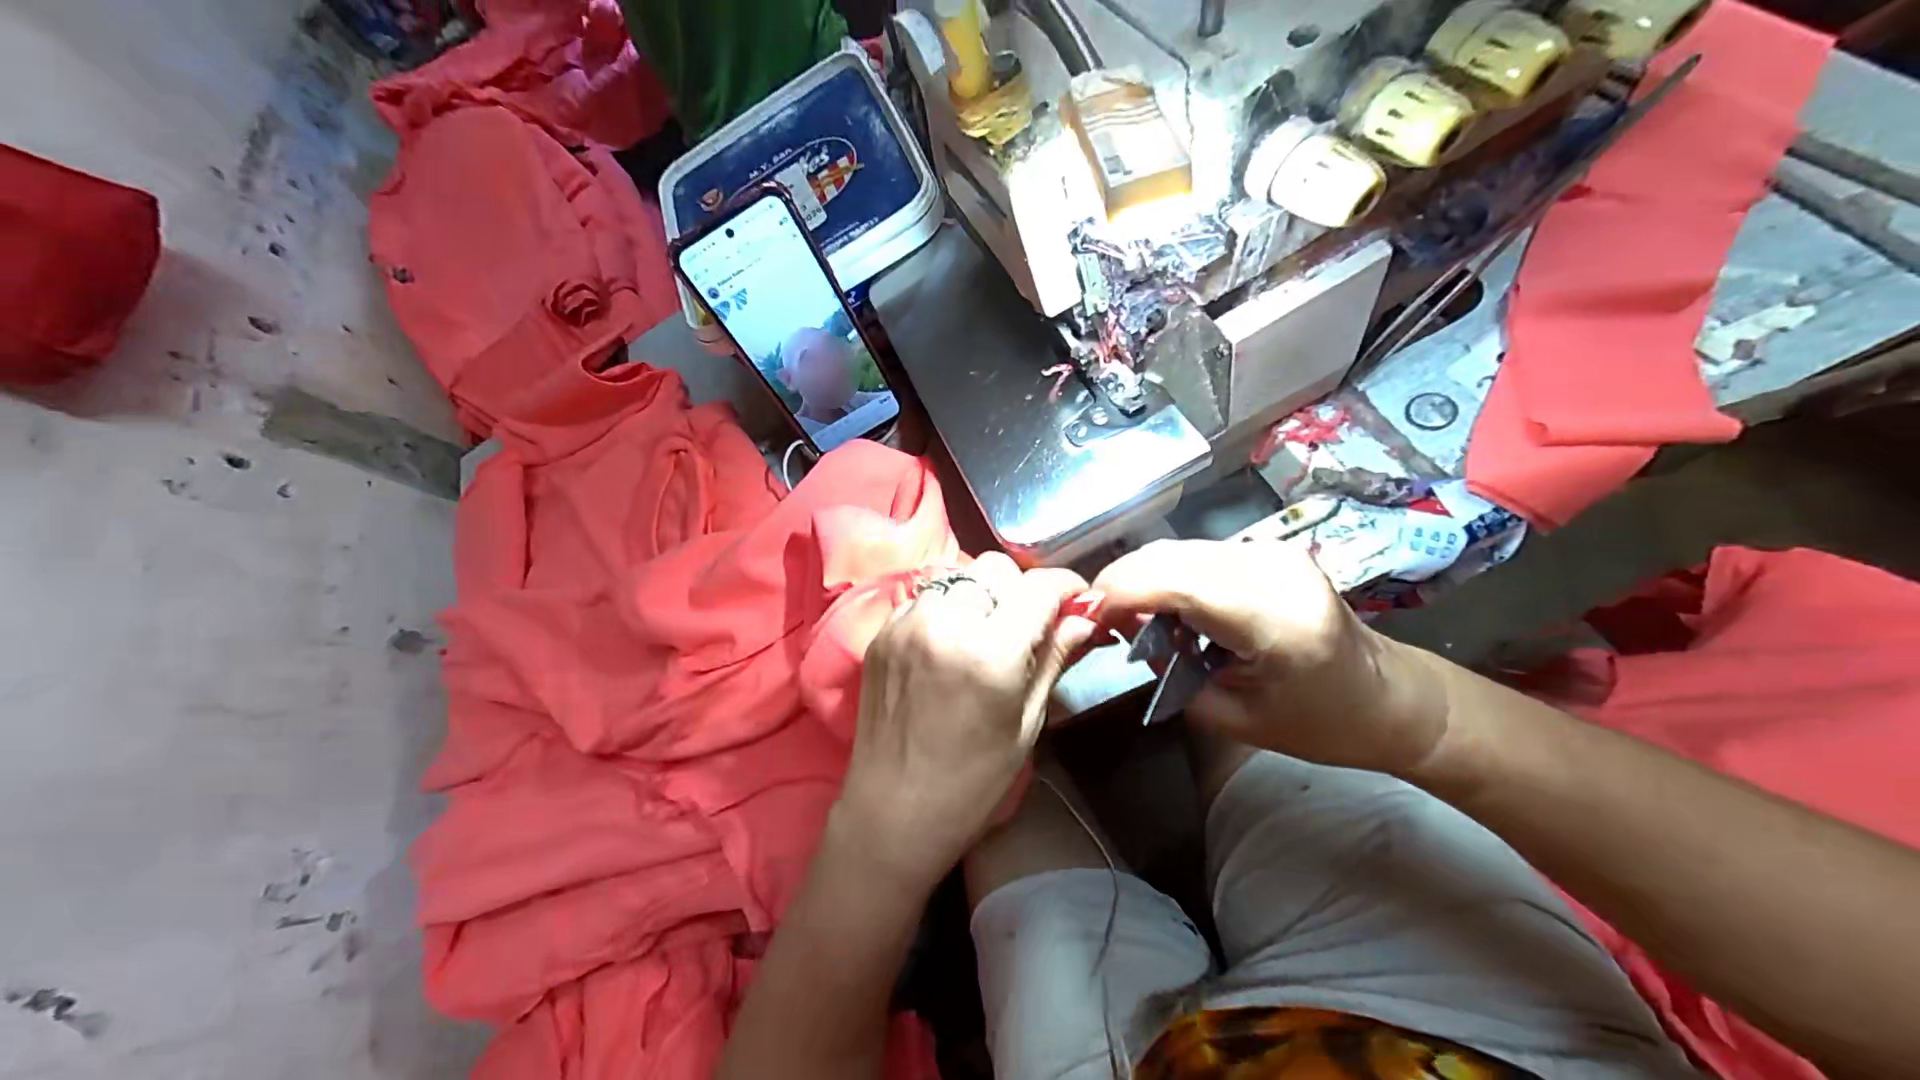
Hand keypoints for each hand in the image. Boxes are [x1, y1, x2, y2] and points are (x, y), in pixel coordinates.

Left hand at [835, 554, 1097, 888]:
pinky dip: (947, 607)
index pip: (1038, 587)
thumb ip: (1053, 659)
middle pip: (995, 569)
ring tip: (987, 633)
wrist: (892, 811)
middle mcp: (944, 623)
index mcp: (988, 652)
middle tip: (1029, 625)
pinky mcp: (882, 633)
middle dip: (1021, 589)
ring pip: (958, 576)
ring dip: (982, 595)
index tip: (1076, 602)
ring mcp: (906, 623)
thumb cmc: (972, 783)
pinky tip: (951, 643)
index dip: (1066, 587)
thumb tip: (1085, 617)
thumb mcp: (1026, 724)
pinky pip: (925, 597)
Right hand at [1091, 539, 1446, 776]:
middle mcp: (1274, 569)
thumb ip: (1172, 672)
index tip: (1088, 616)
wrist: (1388, 697)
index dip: (1121, 592)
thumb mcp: (1233, 717)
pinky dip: (1168, 576)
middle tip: (1103, 622)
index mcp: (1276, 619)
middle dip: (1123, 584)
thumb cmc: (1320, 723)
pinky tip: (1168, 608)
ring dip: (1144, 579)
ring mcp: (1273, 552)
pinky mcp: (1268, 549)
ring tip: (1134, 620)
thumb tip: (1130, 630)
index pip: (1177, 582)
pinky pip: (1196, 554)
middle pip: (1169, 557)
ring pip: (1177, 550)